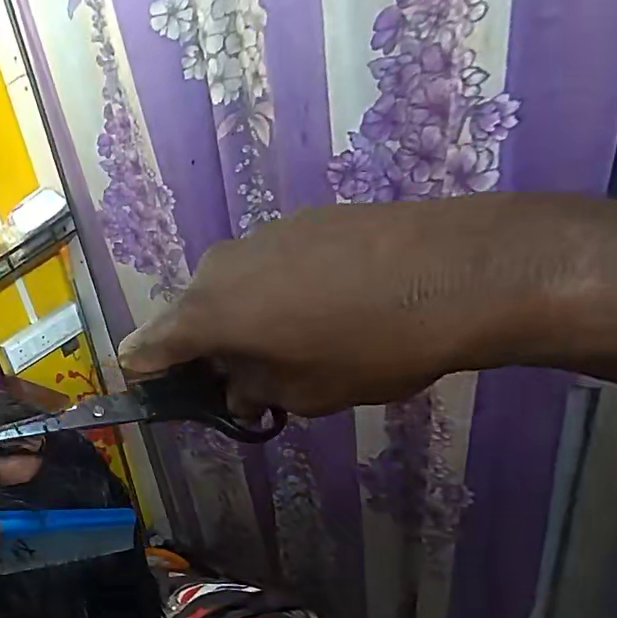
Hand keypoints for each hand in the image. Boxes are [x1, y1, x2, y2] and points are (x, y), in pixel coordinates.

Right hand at [117, 195, 593, 415]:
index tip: (170, 397)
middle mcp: (217, 267)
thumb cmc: (371, 347)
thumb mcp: (302, 392)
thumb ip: (252, 391)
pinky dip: (270, 293)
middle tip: (236, 380)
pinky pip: (263, 267)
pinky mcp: (302, 220)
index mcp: (204, 313)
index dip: (149, 378)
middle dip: (199, 352)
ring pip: (224, 290)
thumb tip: (240, 389)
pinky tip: (318, 308)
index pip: (144, 350)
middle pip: (184, 317)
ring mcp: (260, 237)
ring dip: (236, 321)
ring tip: (284, 346)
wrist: (472, 269)